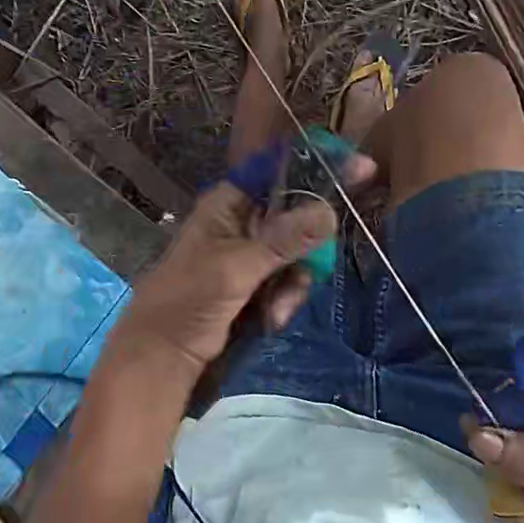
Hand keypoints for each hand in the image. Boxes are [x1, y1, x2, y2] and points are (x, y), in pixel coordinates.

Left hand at [111, 157, 366, 369]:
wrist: (162, 356)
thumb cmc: (187, 301)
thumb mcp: (235, 269)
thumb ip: (282, 241)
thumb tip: (329, 212)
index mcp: (228, 203)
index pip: (278, 170)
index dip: (317, 166)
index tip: (361, 169)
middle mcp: (243, 220)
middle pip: (297, 213)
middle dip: (307, 247)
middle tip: (312, 265)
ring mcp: (252, 252)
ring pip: (300, 251)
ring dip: (294, 283)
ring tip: (276, 310)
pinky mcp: (258, 282)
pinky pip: (291, 279)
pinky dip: (286, 299)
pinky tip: (272, 320)